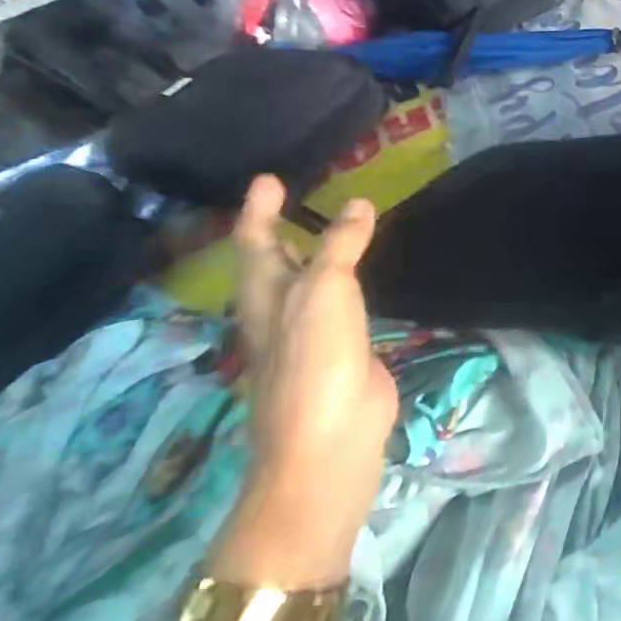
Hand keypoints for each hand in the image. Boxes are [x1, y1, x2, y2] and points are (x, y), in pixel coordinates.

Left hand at [222, 177, 396, 583]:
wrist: (331, 443)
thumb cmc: (314, 359)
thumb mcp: (324, 289)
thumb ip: (340, 244)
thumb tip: (359, 203)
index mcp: (263, 293)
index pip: (255, 240)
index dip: (260, 208)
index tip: (269, 178)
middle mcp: (281, 310)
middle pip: (278, 260)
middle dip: (284, 229)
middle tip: (304, 195)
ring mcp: (312, 335)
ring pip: (312, 283)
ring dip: (320, 255)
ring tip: (340, 227)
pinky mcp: (344, 353)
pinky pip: (345, 307)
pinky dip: (350, 284)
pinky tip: (365, 277)